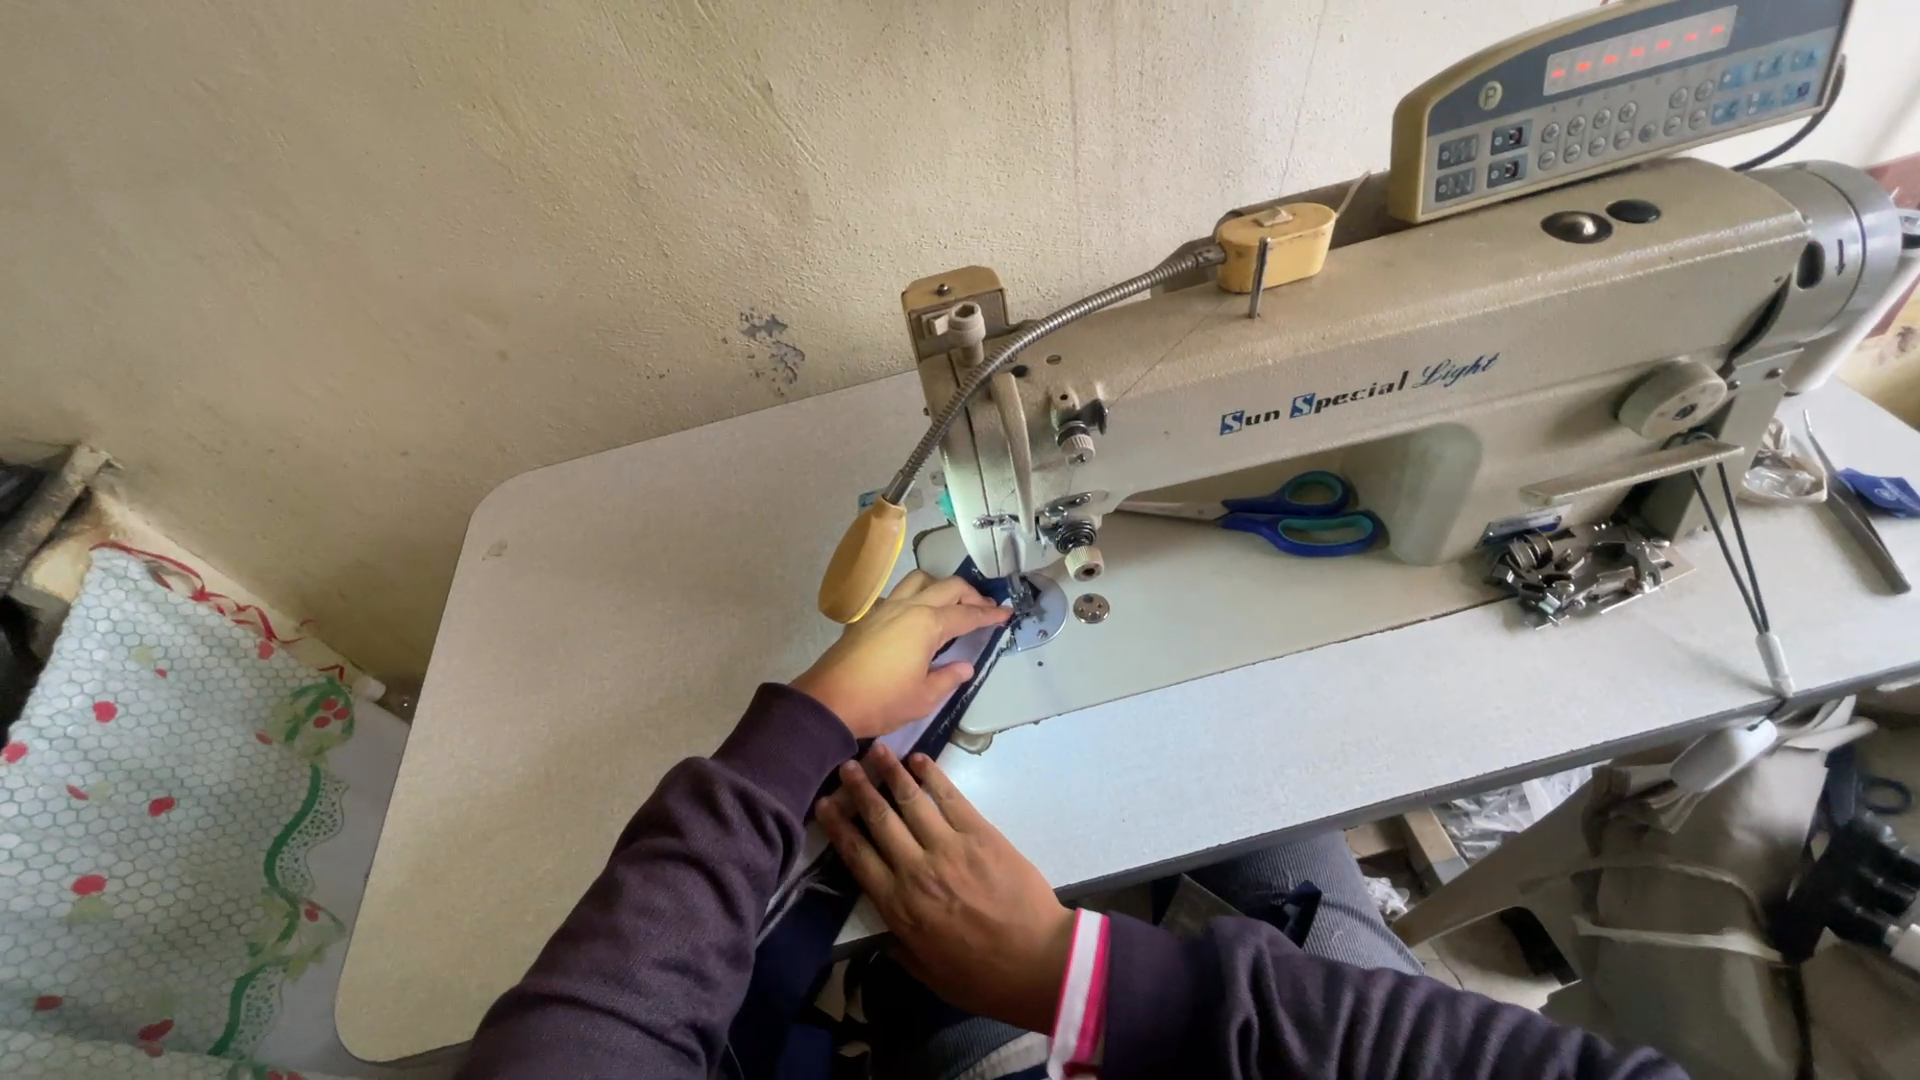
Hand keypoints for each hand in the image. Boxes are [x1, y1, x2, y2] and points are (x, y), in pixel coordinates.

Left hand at [793, 571, 1009, 738]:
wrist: (829, 701)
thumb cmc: (881, 702)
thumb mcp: (924, 698)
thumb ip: (948, 678)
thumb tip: (965, 667)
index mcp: (927, 624)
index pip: (966, 614)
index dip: (989, 614)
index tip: (1006, 613)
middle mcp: (908, 607)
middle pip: (947, 587)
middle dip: (970, 594)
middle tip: (984, 608)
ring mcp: (884, 608)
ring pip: (919, 580)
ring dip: (940, 586)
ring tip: (951, 603)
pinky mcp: (867, 617)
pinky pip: (898, 594)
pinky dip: (915, 596)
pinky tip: (916, 615)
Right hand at [816, 744, 1071, 1032]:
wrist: (1036, 961)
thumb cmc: (981, 976)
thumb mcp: (928, 974)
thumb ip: (899, 948)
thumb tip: (879, 932)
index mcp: (899, 907)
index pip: (858, 856)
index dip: (838, 827)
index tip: (823, 804)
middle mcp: (916, 870)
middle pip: (879, 820)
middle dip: (860, 790)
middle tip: (846, 766)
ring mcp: (948, 847)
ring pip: (910, 801)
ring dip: (891, 772)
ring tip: (876, 750)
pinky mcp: (979, 833)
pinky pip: (950, 797)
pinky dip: (932, 775)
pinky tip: (919, 760)